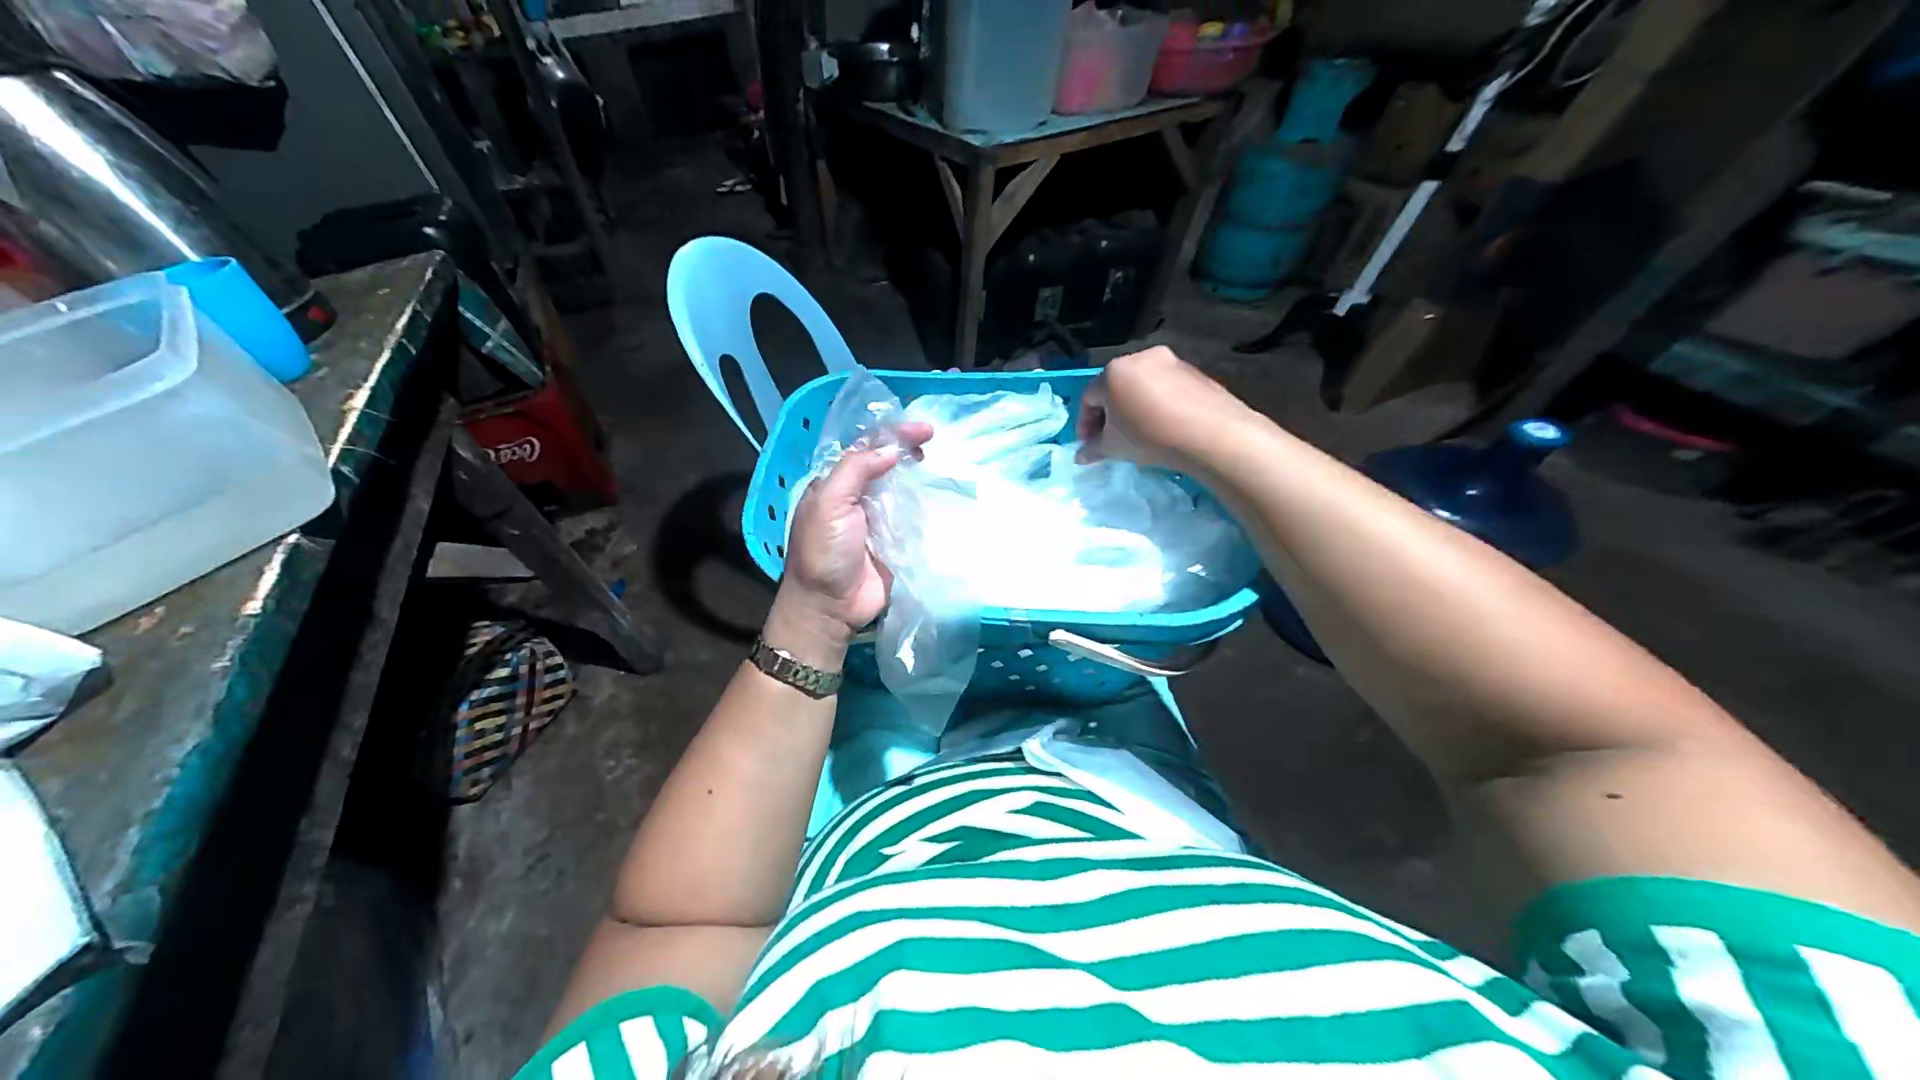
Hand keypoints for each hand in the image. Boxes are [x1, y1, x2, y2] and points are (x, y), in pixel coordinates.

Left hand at [764, 422, 933, 667]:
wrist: (830, 605)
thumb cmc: (824, 551)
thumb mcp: (830, 503)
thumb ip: (855, 471)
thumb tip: (890, 450)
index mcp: (833, 484)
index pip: (864, 449)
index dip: (892, 435)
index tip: (923, 430)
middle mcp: (854, 497)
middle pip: (883, 464)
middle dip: (906, 448)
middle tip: (932, 441)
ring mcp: (874, 519)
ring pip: (898, 486)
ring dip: (915, 472)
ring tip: (935, 461)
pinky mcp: (892, 540)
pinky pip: (910, 515)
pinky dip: (923, 501)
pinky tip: (936, 492)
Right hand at [1077, 347, 1256, 470]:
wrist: (1209, 433)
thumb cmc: (1149, 436)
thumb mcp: (1114, 447)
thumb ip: (1093, 449)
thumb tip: (1082, 455)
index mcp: (1112, 371)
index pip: (1089, 398)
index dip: (1085, 424)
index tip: (1090, 446)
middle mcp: (1139, 358)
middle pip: (1115, 387)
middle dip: (1110, 415)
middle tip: (1111, 440)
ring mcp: (1170, 361)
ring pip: (1141, 386)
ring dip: (1134, 408)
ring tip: (1139, 435)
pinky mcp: (1194, 371)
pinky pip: (1166, 388)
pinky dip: (1158, 405)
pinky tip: (1163, 427)